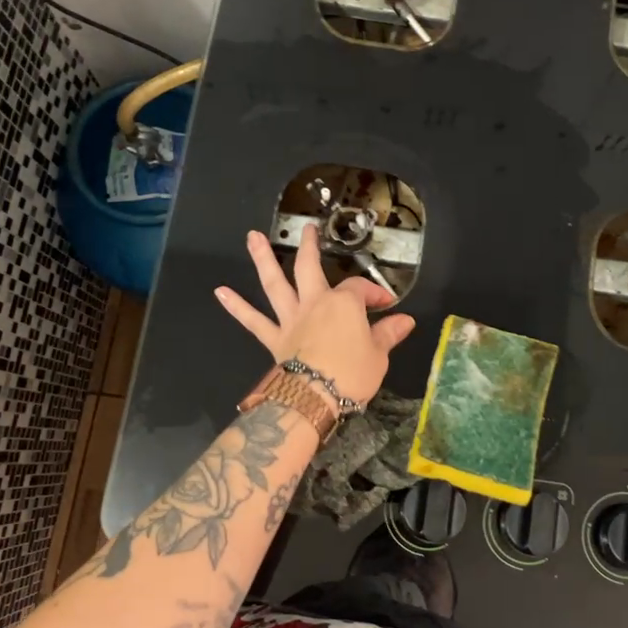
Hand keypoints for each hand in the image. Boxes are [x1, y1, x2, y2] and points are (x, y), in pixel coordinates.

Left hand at [214, 225, 417, 403]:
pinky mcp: (274, 339)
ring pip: (275, 284)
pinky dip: (236, 306)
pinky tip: (220, 292)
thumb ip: (389, 333)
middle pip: (309, 268)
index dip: (374, 293)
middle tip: (308, 229)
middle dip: (310, 246)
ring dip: (263, 259)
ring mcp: (291, 320)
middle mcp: (314, 303)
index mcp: (344, 304)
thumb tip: (406, 320)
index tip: (386, 305)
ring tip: (252, 237)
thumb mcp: (379, 355)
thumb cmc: (352, 375)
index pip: (361, 290)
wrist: (315, 398)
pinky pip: (253, 321)